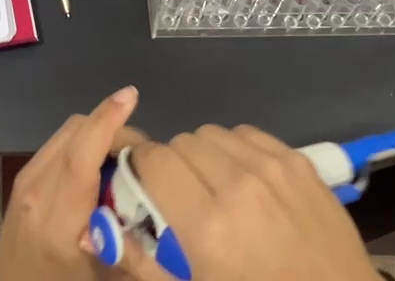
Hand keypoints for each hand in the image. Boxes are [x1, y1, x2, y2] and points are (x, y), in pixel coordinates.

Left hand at [0, 85, 143, 280]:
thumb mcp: (107, 276)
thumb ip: (130, 237)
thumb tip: (159, 199)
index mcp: (58, 222)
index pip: (80, 158)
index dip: (106, 121)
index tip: (131, 96)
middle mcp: (36, 192)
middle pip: (75, 133)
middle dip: (113, 126)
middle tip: (145, 154)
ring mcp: (24, 182)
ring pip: (66, 132)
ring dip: (98, 131)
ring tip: (126, 158)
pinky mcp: (21, 178)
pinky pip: (57, 143)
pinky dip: (83, 141)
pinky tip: (100, 163)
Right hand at [122, 124, 376, 280]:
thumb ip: (142, 262)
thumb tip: (95, 230)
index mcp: (208, 225)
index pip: (153, 160)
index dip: (142, 169)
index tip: (145, 188)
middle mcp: (237, 185)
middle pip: (181, 143)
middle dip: (174, 166)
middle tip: (184, 199)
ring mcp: (273, 168)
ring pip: (212, 133)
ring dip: (204, 156)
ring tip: (216, 189)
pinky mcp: (299, 161)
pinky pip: (247, 134)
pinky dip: (237, 151)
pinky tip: (246, 181)